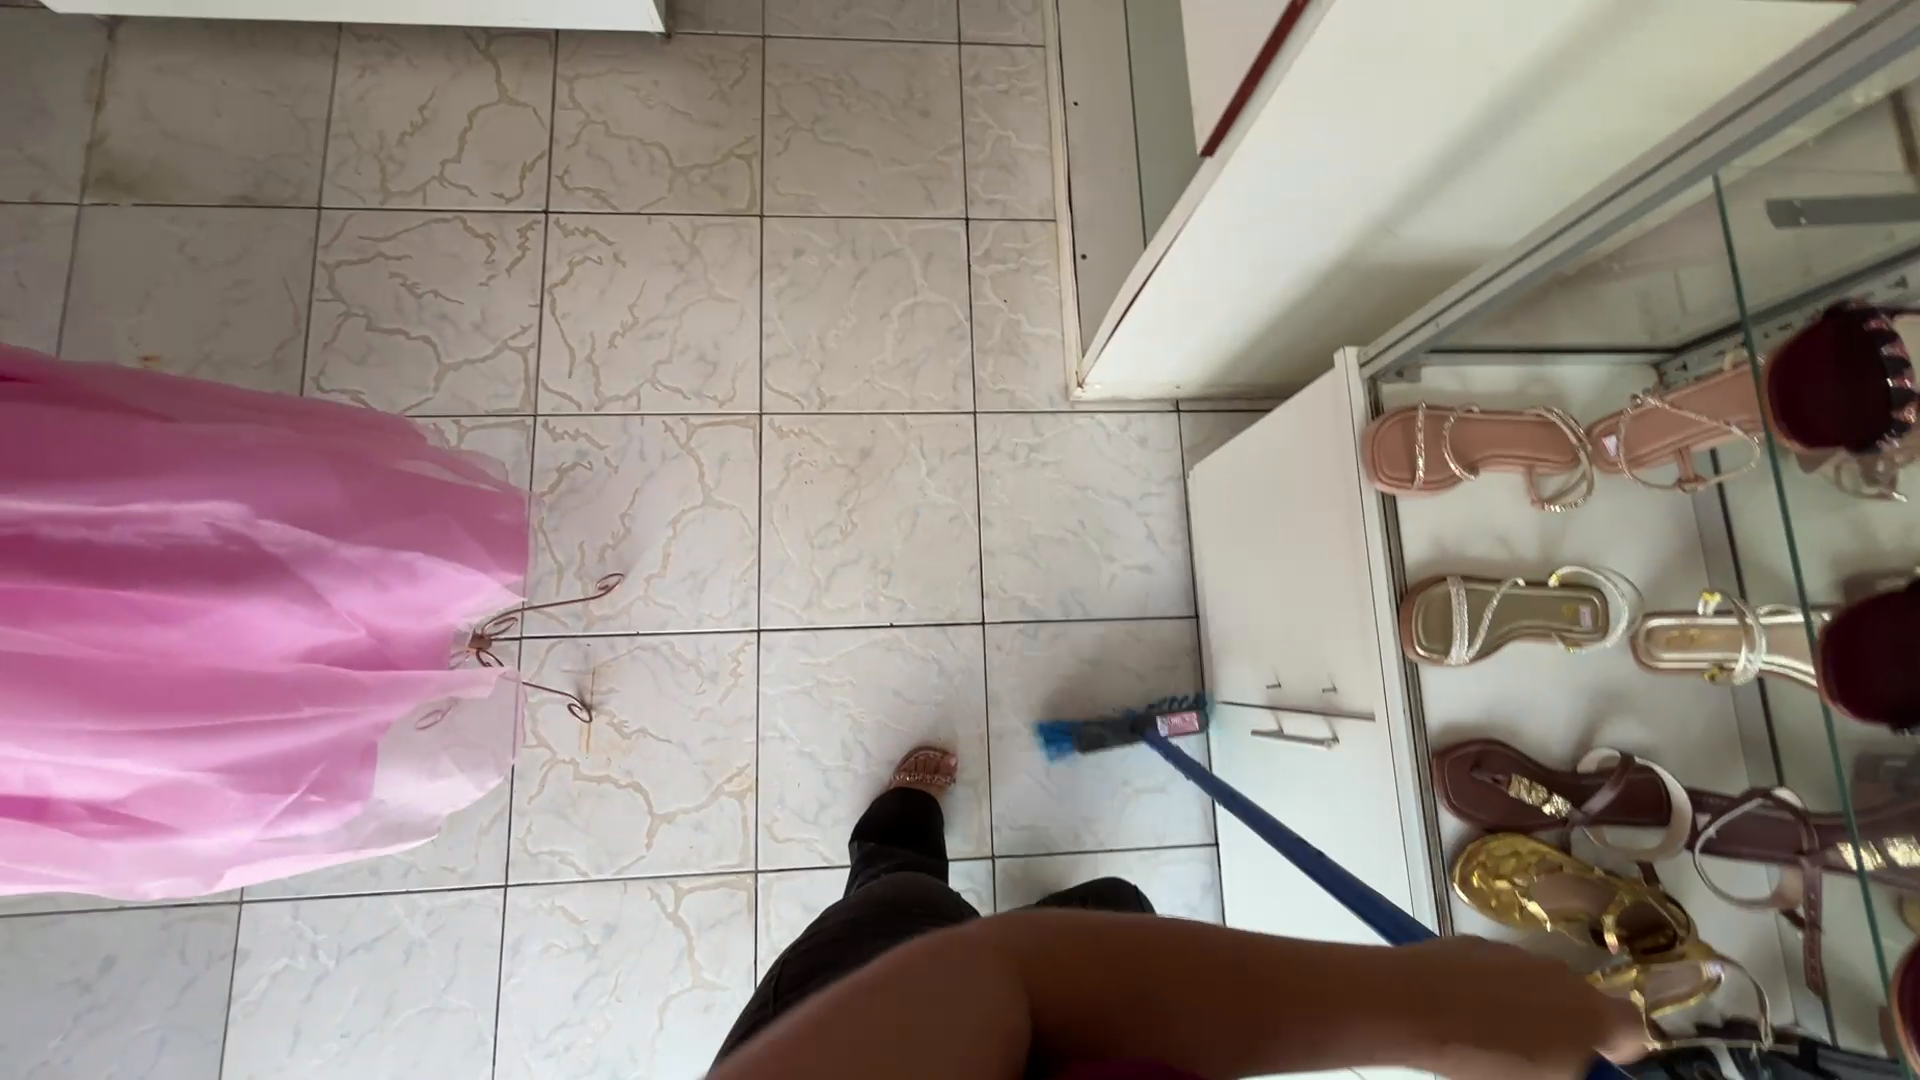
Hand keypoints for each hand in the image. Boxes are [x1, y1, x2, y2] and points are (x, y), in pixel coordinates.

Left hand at [1392, 937, 1648, 1079]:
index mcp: (1592, 1013)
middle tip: (1540, 1056)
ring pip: (1532, 983)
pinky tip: (1460, 1009)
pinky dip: (1486, 986)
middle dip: (1566, 1027)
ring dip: (1523, 1005)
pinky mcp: (1468, 942)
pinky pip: (1492, 969)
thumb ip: (1566, 1069)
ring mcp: (1510, 952)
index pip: (1633, 1026)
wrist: (1411, 1005)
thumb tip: (1559, 1058)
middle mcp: (1557, 973)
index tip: (1597, 1062)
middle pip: (1578, 1001)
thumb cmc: (1489, 1059)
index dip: (1619, 1047)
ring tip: (1490, 1034)